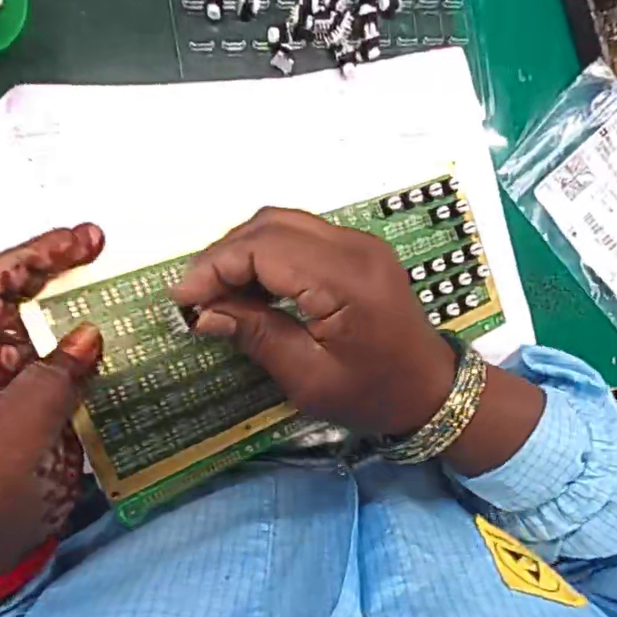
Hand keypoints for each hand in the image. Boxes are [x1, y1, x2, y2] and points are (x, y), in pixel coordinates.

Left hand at [0, 224, 104, 616]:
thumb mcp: (7, 447)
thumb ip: (48, 385)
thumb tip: (89, 333)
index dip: (24, 259)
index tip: (74, 240)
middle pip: (16, 306)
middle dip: (54, 271)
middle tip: (100, 244)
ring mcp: (15, 395)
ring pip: (48, 338)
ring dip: (80, 311)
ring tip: (120, 285)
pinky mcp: (42, 418)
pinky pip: (70, 375)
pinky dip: (96, 357)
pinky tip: (123, 344)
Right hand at [170, 207, 542, 473]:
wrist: (433, 390)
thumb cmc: (374, 394)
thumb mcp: (309, 379)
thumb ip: (256, 336)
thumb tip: (205, 313)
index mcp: (347, 281)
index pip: (265, 248)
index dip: (215, 267)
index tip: (183, 300)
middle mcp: (354, 247)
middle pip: (270, 224)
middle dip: (223, 255)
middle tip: (196, 296)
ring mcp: (359, 242)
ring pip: (282, 222)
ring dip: (242, 250)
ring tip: (218, 291)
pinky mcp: (358, 249)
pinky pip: (300, 234)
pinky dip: (266, 252)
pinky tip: (251, 285)